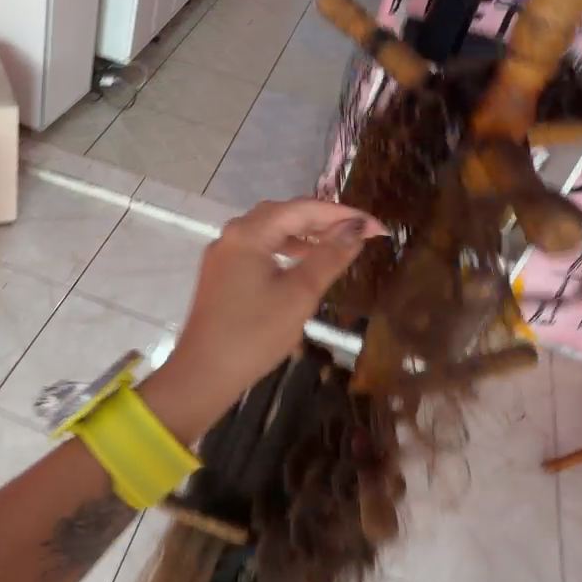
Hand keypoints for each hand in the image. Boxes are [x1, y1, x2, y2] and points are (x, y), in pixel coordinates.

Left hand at [139, 199, 386, 440]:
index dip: (343, 214)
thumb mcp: (299, 294)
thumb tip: (356, 228)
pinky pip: (257, 248)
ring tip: (335, 246)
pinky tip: (301, 263)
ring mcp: (222, 254)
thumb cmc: (255, 334)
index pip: (302, 209)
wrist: (204, 373)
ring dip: (304, 234)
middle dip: (323, 220)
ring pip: (269, 230)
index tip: (377, 228)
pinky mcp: (221, 273)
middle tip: (359, 233)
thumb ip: (329, 257)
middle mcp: (231, 235)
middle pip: (283, 214)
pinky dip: (284, 249)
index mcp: (248, 233)